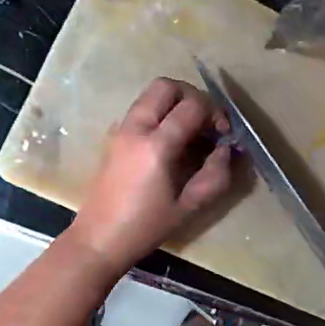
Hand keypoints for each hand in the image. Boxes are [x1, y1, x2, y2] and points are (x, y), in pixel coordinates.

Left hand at [67, 78, 236, 272]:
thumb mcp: (188, 207)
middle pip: (166, 86)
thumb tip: (226, 150)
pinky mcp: (112, 138)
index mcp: (156, 145)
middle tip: (205, 122)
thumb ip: (214, 175)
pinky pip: (138, 111)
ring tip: (188, 133)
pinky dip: (157, 115)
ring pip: (149, 95)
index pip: (192, 107)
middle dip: (192, 97)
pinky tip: (168, 143)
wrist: (98, 239)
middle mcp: (135, 129)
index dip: (215, 114)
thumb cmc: (145, 228)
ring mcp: (119, 130)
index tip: (223, 135)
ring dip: (173, 104)